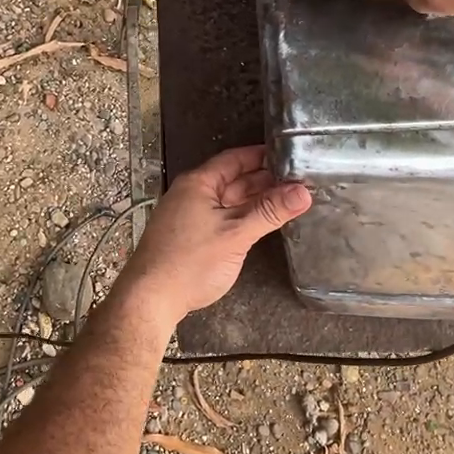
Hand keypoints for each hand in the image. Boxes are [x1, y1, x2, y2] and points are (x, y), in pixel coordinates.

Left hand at [111, 145, 311, 327]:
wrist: (152, 298)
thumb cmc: (190, 261)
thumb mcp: (235, 233)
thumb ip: (269, 211)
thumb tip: (302, 191)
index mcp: (198, 183)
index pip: (234, 159)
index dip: (261, 155)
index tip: (288, 155)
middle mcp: (192, 194)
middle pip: (233, 180)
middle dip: (263, 179)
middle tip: (297, 179)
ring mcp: (191, 216)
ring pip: (229, 200)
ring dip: (255, 199)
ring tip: (287, 199)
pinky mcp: (192, 236)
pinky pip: (223, 217)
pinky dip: (244, 216)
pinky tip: (262, 222)